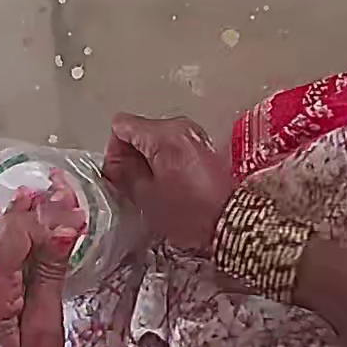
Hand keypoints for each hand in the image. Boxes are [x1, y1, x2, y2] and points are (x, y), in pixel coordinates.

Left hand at [0, 187, 78, 346]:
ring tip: (63, 211)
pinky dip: (19, 240)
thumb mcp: (47, 327)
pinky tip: (41, 232)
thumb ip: (50, 272)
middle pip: (3, 231)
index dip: (46, 218)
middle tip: (72, 200)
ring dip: (31, 224)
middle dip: (40, 214)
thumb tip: (65, 227)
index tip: (77, 213)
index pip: (13, 235)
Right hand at [102, 113, 234, 254]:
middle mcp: (181, 126)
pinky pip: (174, 146)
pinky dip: (166, 161)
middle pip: (140, 129)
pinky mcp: (205, 146)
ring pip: (157, 139)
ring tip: (155, 188)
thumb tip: (114, 161)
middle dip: (132, 154)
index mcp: (163, 134)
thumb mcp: (146, 196)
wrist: (232, 222)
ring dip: (150, 159)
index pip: (121, 125)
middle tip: (135, 185)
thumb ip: (123, 172)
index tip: (119, 173)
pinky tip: (172, 185)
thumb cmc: (190, 214)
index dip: (114, 150)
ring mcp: (196, 135)